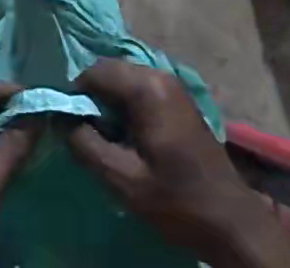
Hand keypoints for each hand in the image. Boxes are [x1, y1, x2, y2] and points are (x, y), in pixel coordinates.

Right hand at [66, 59, 289, 267]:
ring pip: (125, 79)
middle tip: (81, 132)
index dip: (75, 94)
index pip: (96, 72)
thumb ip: (87, 145)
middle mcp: (160, 75)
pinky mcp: (178, 99)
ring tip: (101, 136)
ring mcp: (173, 85)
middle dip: (92, 96)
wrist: (229, 218)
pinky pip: (141, 89)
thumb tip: (60, 119)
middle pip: (112, 71)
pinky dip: (126, 104)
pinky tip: (124, 135)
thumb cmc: (176, 199)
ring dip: (109, 101)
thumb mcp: (124, 179)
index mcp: (147, 88)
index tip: (64, 123)